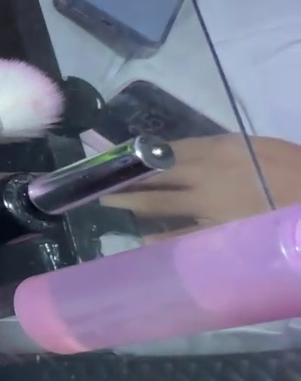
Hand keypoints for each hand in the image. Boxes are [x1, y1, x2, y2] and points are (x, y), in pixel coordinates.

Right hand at [103, 134, 300, 233]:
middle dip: (128, 177)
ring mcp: (225, 153)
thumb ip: (190, 238)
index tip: (102, 200)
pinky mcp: (242, 141)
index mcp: (207, 200)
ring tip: (127, 164)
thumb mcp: (237, 239)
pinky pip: (196, 141)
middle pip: (156, 173)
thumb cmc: (278, 222)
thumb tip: (144, 240)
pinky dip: (173, 147)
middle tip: (105, 180)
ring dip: (145, 160)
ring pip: (171, 153)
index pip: (151, 200)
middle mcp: (209, 173)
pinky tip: (163, 150)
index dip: (124, 200)